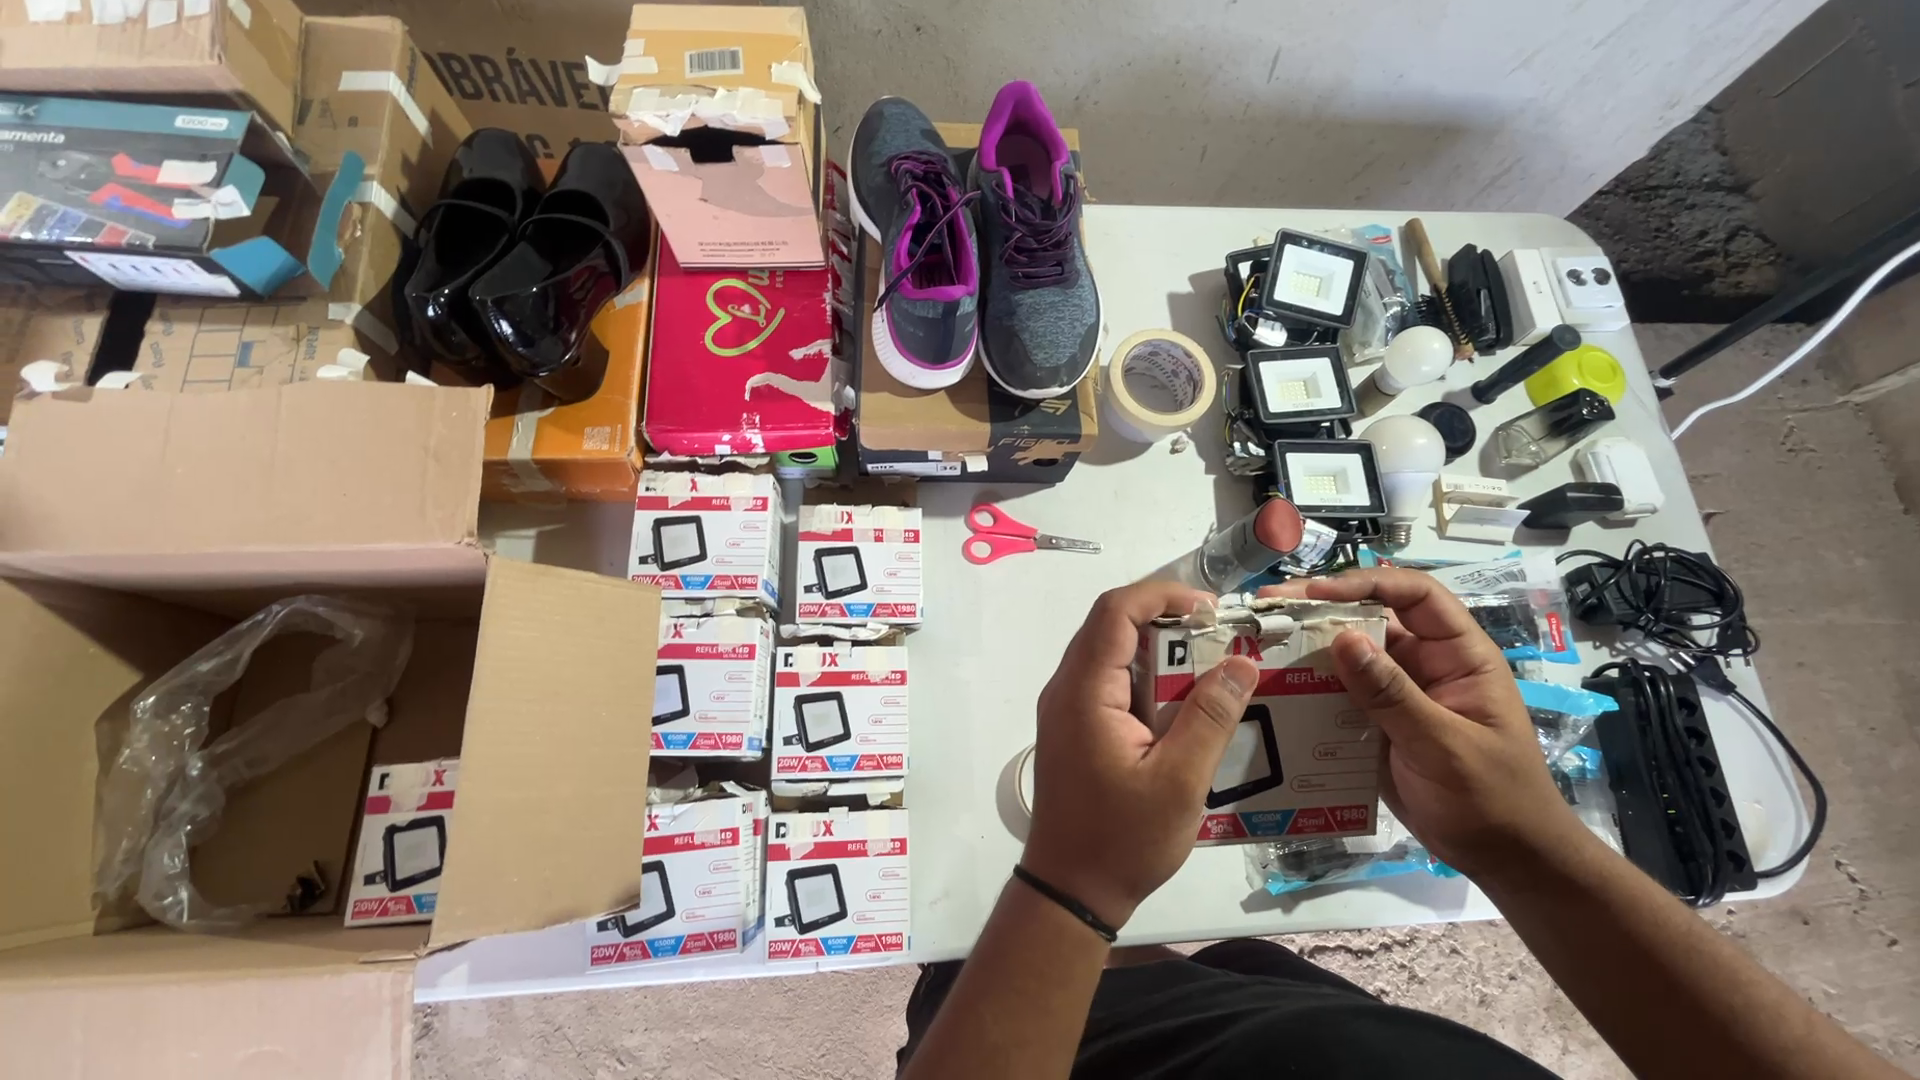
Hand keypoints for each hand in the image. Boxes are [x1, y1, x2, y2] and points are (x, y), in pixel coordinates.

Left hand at [1022, 582, 1258, 928]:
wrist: (1069, 890)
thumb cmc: (1122, 839)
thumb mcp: (1179, 781)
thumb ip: (1210, 717)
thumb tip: (1241, 662)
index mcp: (1084, 691)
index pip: (1114, 612)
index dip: (1162, 594)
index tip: (1210, 608)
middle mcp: (1066, 689)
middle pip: (1111, 627)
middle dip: (1167, 620)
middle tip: (1221, 638)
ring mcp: (1066, 709)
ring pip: (1111, 655)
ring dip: (1159, 652)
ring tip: (1212, 668)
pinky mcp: (1074, 728)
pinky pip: (1109, 684)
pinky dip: (1146, 680)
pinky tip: (1185, 705)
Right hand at [1261, 569, 1587, 881]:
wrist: (1503, 858)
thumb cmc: (1492, 798)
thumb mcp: (1445, 745)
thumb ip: (1393, 694)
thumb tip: (1344, 638)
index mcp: (1458, 656)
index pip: (1415, 595)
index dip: (1367, 583)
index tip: (1316, 592)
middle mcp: (1424, 664)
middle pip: (1370, 618)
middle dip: (1320, 608)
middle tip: (1269, 608)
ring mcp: (1396, 693)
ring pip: (1347, 655)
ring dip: (1306, 647)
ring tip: (1259, 643)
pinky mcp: (1372, 720)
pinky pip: (1336, 693)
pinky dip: (1306, 687)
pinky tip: (1272, 687)